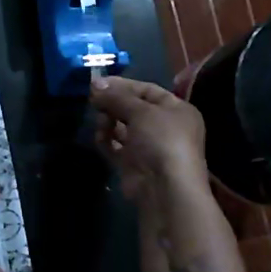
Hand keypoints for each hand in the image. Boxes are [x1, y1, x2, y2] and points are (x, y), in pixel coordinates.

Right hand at [89, 76, 207, 203]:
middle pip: (134, 109)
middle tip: (93, 100)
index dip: (124, 85)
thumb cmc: (161, 140)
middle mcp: (165, 127)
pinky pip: (116, 147)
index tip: (98, 83)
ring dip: (109, 121)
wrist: (165, 188)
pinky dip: (107, 141)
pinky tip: (99, 136)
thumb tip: (95, 84)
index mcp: (177, 110)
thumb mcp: (141, 111)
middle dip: (114, 104)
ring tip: (100, 121)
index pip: (148, 91)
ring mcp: (149, 148)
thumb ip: (117, 97)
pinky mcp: (134, 165)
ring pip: (123, 128)